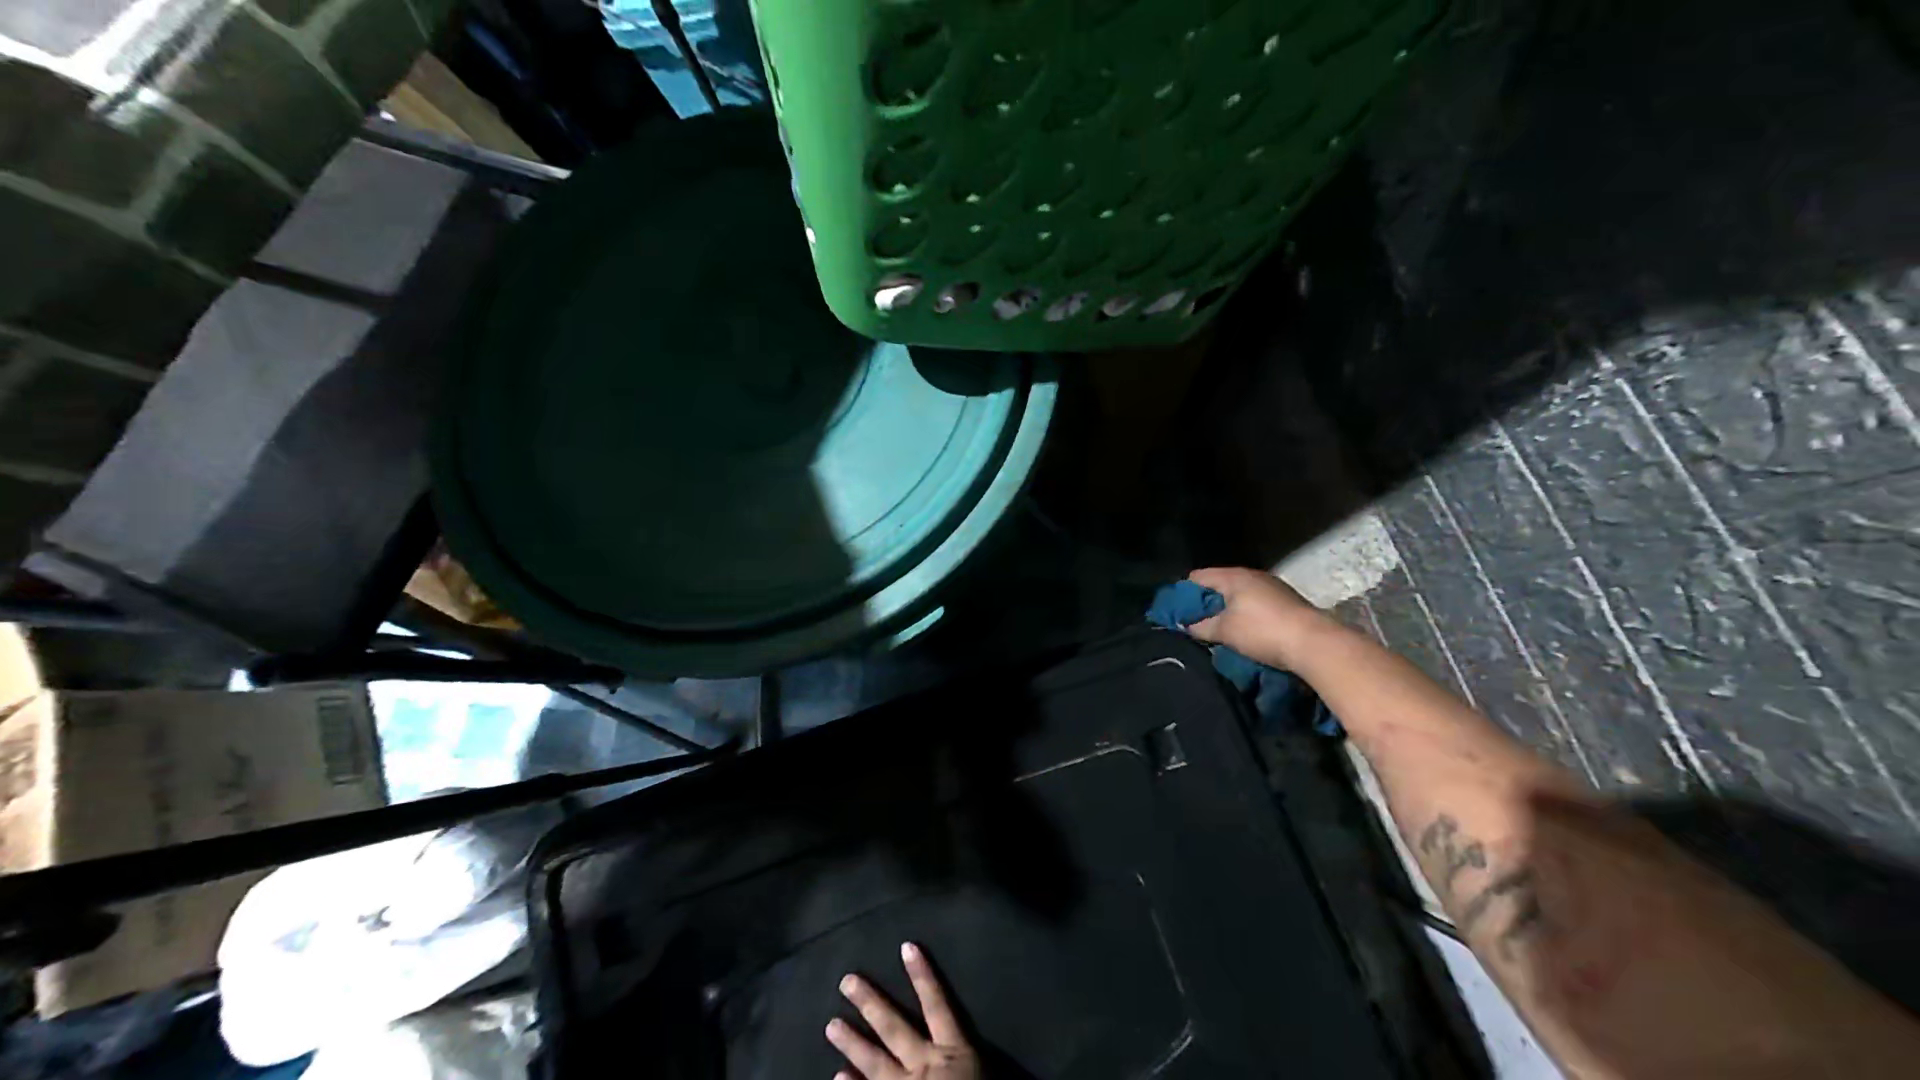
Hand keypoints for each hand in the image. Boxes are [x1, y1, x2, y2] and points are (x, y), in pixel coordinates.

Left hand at [827, 943, 979, 1079]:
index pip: (937, 1005)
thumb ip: (967, 1060)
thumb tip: (959, 1048)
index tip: (906, 946)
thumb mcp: (983, 1074)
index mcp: (955, 1053)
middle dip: (870, 1003)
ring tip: (831, 1025)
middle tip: (846, 981)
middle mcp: (926, 1067)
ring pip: (875, 1064)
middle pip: (894, 1028)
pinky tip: (837, 1077)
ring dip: (852, 1043)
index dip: (922, 976)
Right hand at [1185, 566, 1331, 670]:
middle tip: (1195, 624)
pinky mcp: (1287, 602)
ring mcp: (1273, 588)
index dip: (1183, 594)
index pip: (1197, 577)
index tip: (1178, 614)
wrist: (1316, 644)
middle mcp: (1253, 576)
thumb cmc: (1263, 632)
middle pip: (1219, 585)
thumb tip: (1186, 625)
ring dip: (1226, 611)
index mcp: (1234, 576)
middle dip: (1205, 603)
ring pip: (1238, 595)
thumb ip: (1200, 626)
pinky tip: (1243, 632)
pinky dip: (1245, 615)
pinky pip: (1255, 604)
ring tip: (1218, 631)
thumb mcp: (1224, 631)